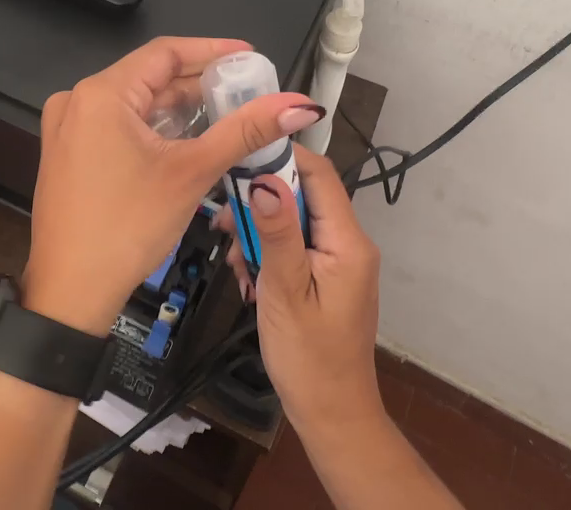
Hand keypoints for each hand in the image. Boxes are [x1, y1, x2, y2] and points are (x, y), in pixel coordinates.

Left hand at [24, 37, 324, 335]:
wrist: (71, 293)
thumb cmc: (129, 227)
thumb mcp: (192, 172)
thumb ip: (247, 131)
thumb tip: (300, 105)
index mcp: (100, 93)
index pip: (165, 53)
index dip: (212, 51)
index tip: (250, 57)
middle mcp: (77, 100)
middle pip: (150, 77)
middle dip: (199, 84)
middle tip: (247, 91)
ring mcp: (68, 127)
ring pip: (136, 103)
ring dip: (179, 107)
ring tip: (226, 114)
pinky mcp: (68, 152)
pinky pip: (119, 125)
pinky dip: (154, 127)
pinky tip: (187, 139)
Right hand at [221, 146, 384, 438]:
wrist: (331, 414)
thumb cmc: (308, 357)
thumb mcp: (285, 291)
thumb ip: (276, 232)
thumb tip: (264, 177)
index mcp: (347, 241)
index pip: (318, 173)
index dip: (281, 155)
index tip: (237, 155)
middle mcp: (349, 242)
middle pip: (302, 194)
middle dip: (259, 201)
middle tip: (222, 222)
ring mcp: (338, 259)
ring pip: (293, 219)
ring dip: (258, 232)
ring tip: (233, 261)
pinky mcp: (326, 275)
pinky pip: (295, 245)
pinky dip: (268, 253)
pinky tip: (248, 277)